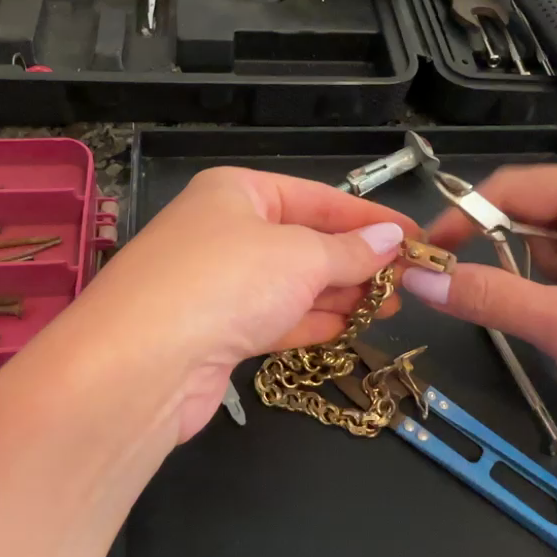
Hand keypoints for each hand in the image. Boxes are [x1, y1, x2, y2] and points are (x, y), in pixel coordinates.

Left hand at [73, 167, 416, 438]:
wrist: (141, 365)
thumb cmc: (225, 283)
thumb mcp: (300, 257)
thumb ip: (349, 251)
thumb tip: (390, 240)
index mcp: (235, 191)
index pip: (316, 197)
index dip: (368, 218)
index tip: (414, 236)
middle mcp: (223, 230)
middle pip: (303, 240)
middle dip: (356, 260)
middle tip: (407, 280)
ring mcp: (216, 283)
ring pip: (290, 283)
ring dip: (339, 294)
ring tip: (389, 305)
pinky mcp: (215, 331)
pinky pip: (274, 318)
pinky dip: (312, 321)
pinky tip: (351, 328)